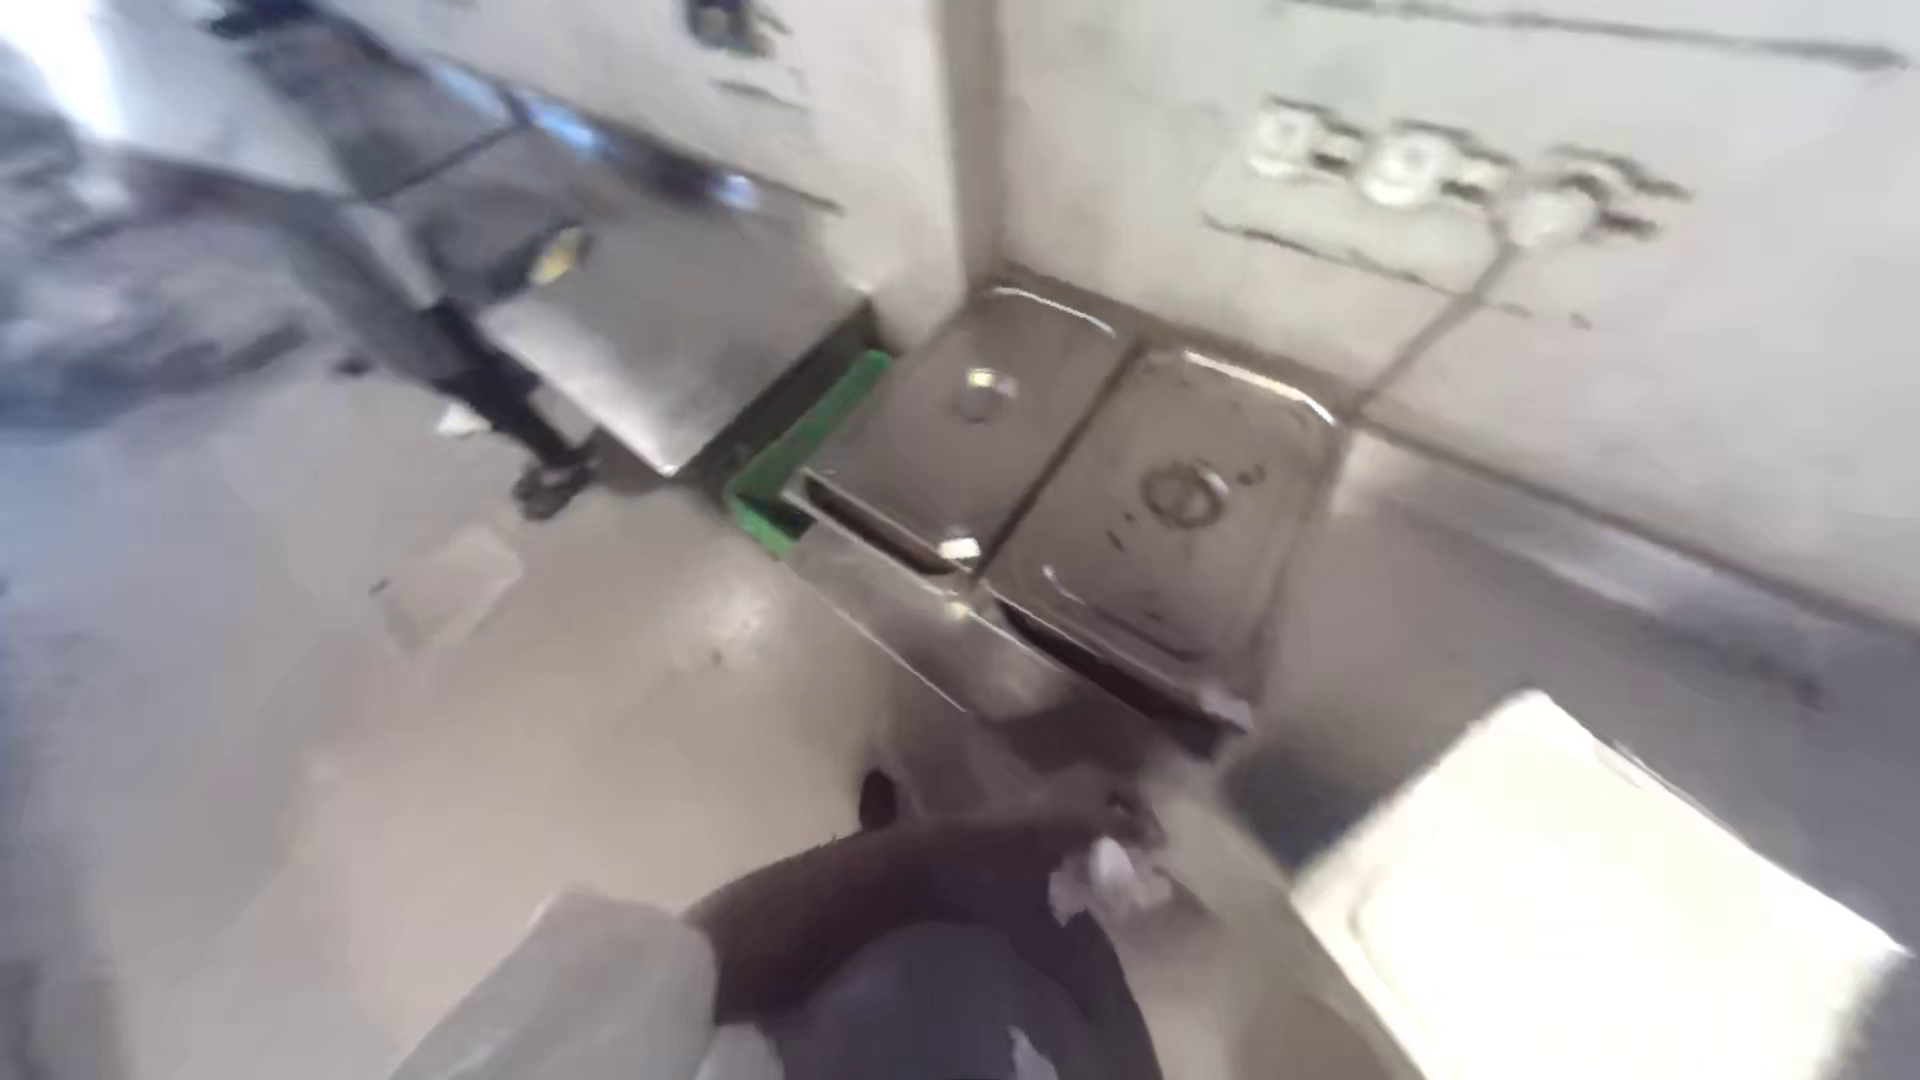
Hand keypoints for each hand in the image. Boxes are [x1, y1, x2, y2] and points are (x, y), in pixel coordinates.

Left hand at [1009, 766, 1161, 853]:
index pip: (1133, 793)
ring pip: (1098, 816)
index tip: (1159, 845)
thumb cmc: (1065, 820)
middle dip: (1129, 826)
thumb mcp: (1102, 823)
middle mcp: (1083, 780)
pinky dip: (1092, 840)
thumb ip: (1130, 828)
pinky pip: (1082, 827)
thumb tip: (1157, 837)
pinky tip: (1096, 858)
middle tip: (1141, 851)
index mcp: (1097, 775)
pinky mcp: (1053, 815)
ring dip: (1111, 835)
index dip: (1148, 817)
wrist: (1018, 831)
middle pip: (1115, 803)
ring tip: (1121, 858)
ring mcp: (1066, 796)